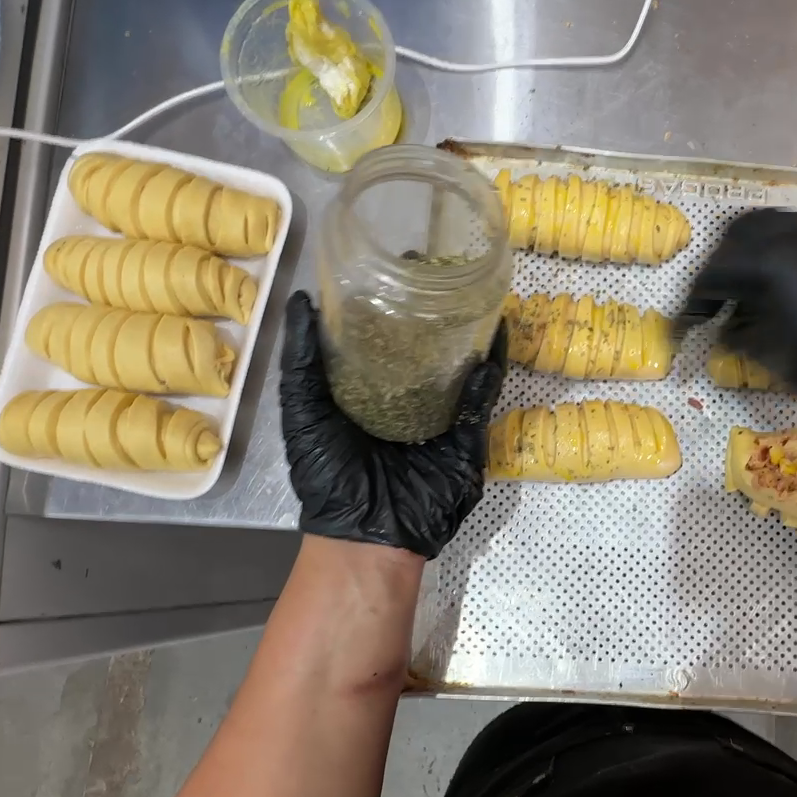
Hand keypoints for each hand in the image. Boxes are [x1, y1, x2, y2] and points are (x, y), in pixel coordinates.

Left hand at [278, 291, 503, 558]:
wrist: (366, 533)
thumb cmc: (327, 473)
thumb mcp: (304, 411)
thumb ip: (303, 361)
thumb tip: (302, 299)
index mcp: (368, 394)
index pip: (385, 340)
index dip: (393, 304)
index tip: (400, 263)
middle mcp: (407, 402)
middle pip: (428, 351)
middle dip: (438, 314)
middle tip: (445, 271)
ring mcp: (440, 421)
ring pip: (460, 372)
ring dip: (471, 338)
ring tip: (479, 295)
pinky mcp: (465, 441)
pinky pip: (479, 405)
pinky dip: (488, 377)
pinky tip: (494, 344)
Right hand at [690, 209, 796, 413]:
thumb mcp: (780, 358)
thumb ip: (744, 336)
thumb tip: (725, 331)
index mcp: (768, 263)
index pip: (712, 274)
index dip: (694, 303)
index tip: (688, 327)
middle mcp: (791, 235)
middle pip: (735, 235)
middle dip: (719, 267)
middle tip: (716, 302)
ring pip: (768, 225)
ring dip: (749, 254)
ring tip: (749, 292)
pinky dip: (780, 253)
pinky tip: (785, 287)